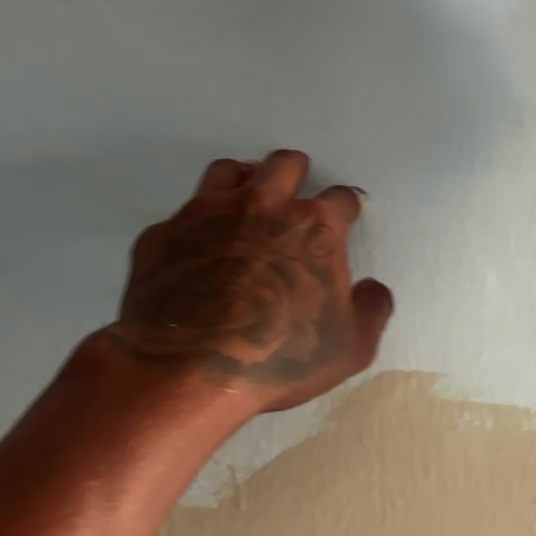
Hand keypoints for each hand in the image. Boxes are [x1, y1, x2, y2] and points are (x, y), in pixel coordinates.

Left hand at [98, 149, 392, 412]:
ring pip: (228, 171)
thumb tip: (373, 289)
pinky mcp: (162, 235)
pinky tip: (194, 251)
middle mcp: (262, 206)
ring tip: (245, 203)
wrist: (187, 370)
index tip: (347, 215)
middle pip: (283, 165)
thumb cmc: (281, 357)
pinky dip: (194, 227)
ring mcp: (206, 215)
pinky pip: (180, 216)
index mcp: (314, 227)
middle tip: (296, 190)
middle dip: (296, 171)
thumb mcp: (352, 348)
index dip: (347, 207)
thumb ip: (371, 310)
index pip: (341, 198)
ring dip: (243, 181)